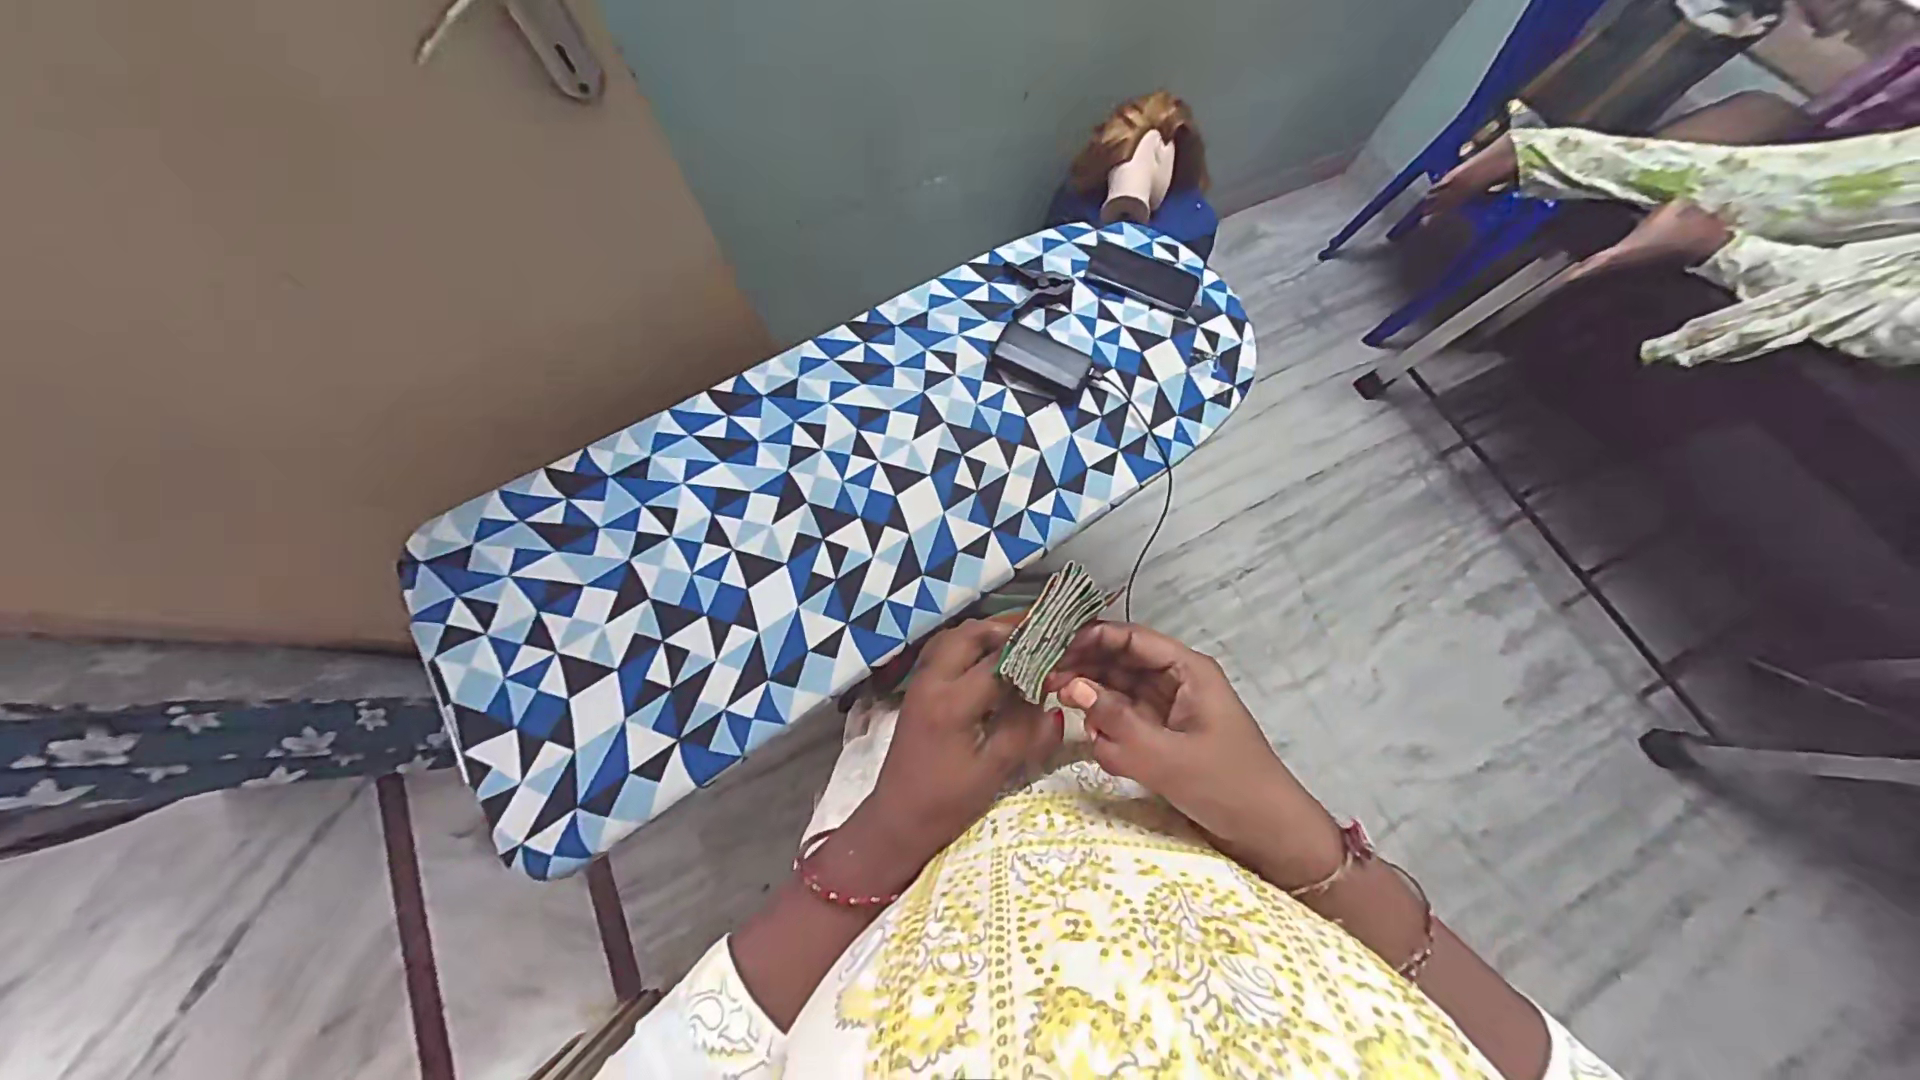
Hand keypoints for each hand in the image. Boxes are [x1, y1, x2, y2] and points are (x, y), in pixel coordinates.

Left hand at [852, 619, 1063, 872]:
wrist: (897, 819)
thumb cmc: (947, 802)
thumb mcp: (994, 770)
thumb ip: (1026, 730)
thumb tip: (1052, 699)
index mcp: (952, 703)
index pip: (998, 661)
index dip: (1030, 651)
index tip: (1059, 646)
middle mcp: (932, 682)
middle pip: (970, 635)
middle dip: (1005, 628)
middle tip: (1038, 633)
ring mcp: (920, 683)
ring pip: (952, 637)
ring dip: (984, 633)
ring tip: (1018, 641)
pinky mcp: (917, 689)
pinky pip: (942, 650)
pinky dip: (967, 644)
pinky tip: (987, 658)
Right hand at [1045, 622, 1343, 884]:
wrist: (1269, 838)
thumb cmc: (1228, 786)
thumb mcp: (1167, 755)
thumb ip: (1116, 721)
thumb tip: (1070, 687)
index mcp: (1187, 670)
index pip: (1131, 638)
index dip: (1091, 638)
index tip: (1053, 650)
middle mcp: (1174, 682)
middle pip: (1119, 662)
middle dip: (1085, 671)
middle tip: (1046, 684)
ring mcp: (1166, 709)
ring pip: (1117, 692)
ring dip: (1095, 704)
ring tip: (1068, 714)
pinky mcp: (1160, 736)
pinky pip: (1124, 722)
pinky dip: (1109, 732)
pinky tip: (1102, 748)